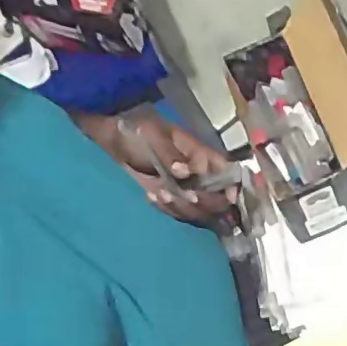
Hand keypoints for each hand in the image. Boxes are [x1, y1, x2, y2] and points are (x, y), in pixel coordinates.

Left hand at [78, 107, 235, 223]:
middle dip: (204, 202)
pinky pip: (181, 215)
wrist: (113, 141)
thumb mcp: (152, 135)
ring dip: (182, 206)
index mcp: (204, 156)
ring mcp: (191, 191)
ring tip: (160, 194)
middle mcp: (203, 177)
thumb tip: (184, 172)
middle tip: (185, 195)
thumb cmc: (136, 130)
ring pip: (200, 212)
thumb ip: (171, 154)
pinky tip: (152, 197)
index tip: (229, 197)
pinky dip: (168, 209)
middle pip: (219, 200)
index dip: (233, 188)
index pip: (229, 175)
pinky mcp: (177, 202)